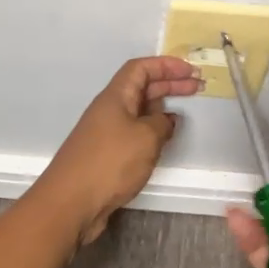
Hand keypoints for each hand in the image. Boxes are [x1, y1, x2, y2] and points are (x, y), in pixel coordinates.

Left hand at [31, 56, 202, 243]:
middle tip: (196, 87)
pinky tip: (163, 140)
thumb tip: (166, 120)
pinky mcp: (106, 155)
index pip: (140, 68)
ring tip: (183, 112)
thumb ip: (161, 123)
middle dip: (168, 84)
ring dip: (160, 108)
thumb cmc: (110, 163)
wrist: (72, 202)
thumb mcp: (145, 138)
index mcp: (115, 97)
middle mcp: (108, 110)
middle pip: (140, 87)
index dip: (165, 65)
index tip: (190, 71)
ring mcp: (106, 133)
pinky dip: (151, 131)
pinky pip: (133, 133)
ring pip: (137, 111)